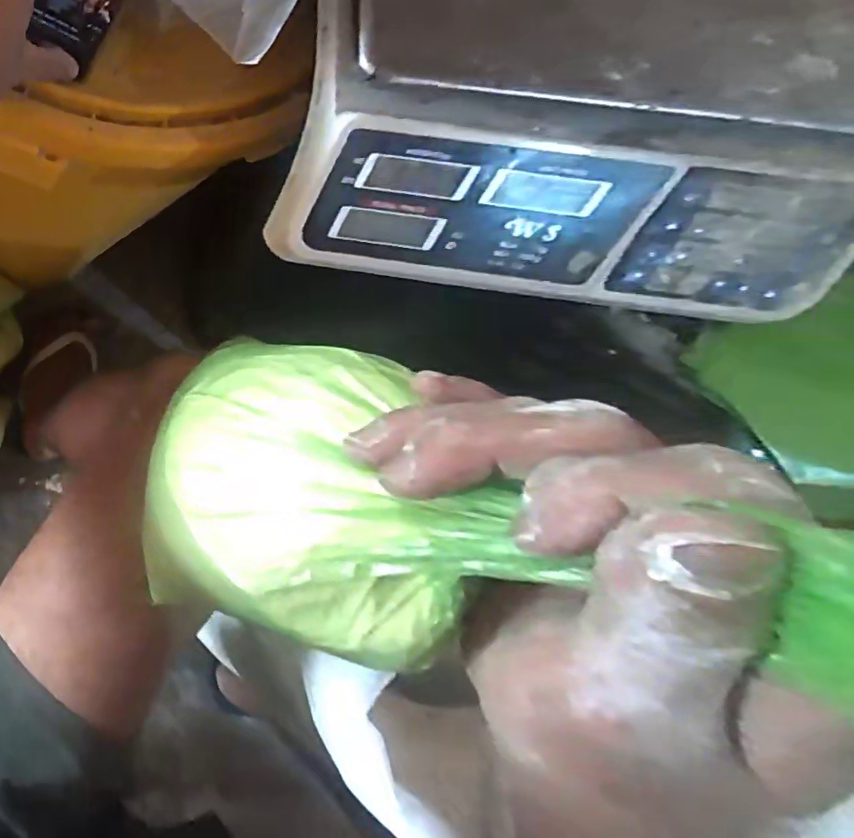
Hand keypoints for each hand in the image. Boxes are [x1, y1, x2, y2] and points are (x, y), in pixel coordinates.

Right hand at [347, 374, 853, 836]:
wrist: (572, 759)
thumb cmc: (615, 758)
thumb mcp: (644, 710)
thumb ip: (679, 627)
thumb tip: (711, 529)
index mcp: (778, 582)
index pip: (698, 483)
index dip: (601, 486)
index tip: (524, 538)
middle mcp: (708, 519)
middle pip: (601, 435)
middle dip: (488, 442)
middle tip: (403, 480)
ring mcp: (628, 498)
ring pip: (544, 421)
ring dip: (448, 427)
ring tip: (372, 454)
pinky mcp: (563, 493)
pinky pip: (516, 425)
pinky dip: (460, 404)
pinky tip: (422, 391)